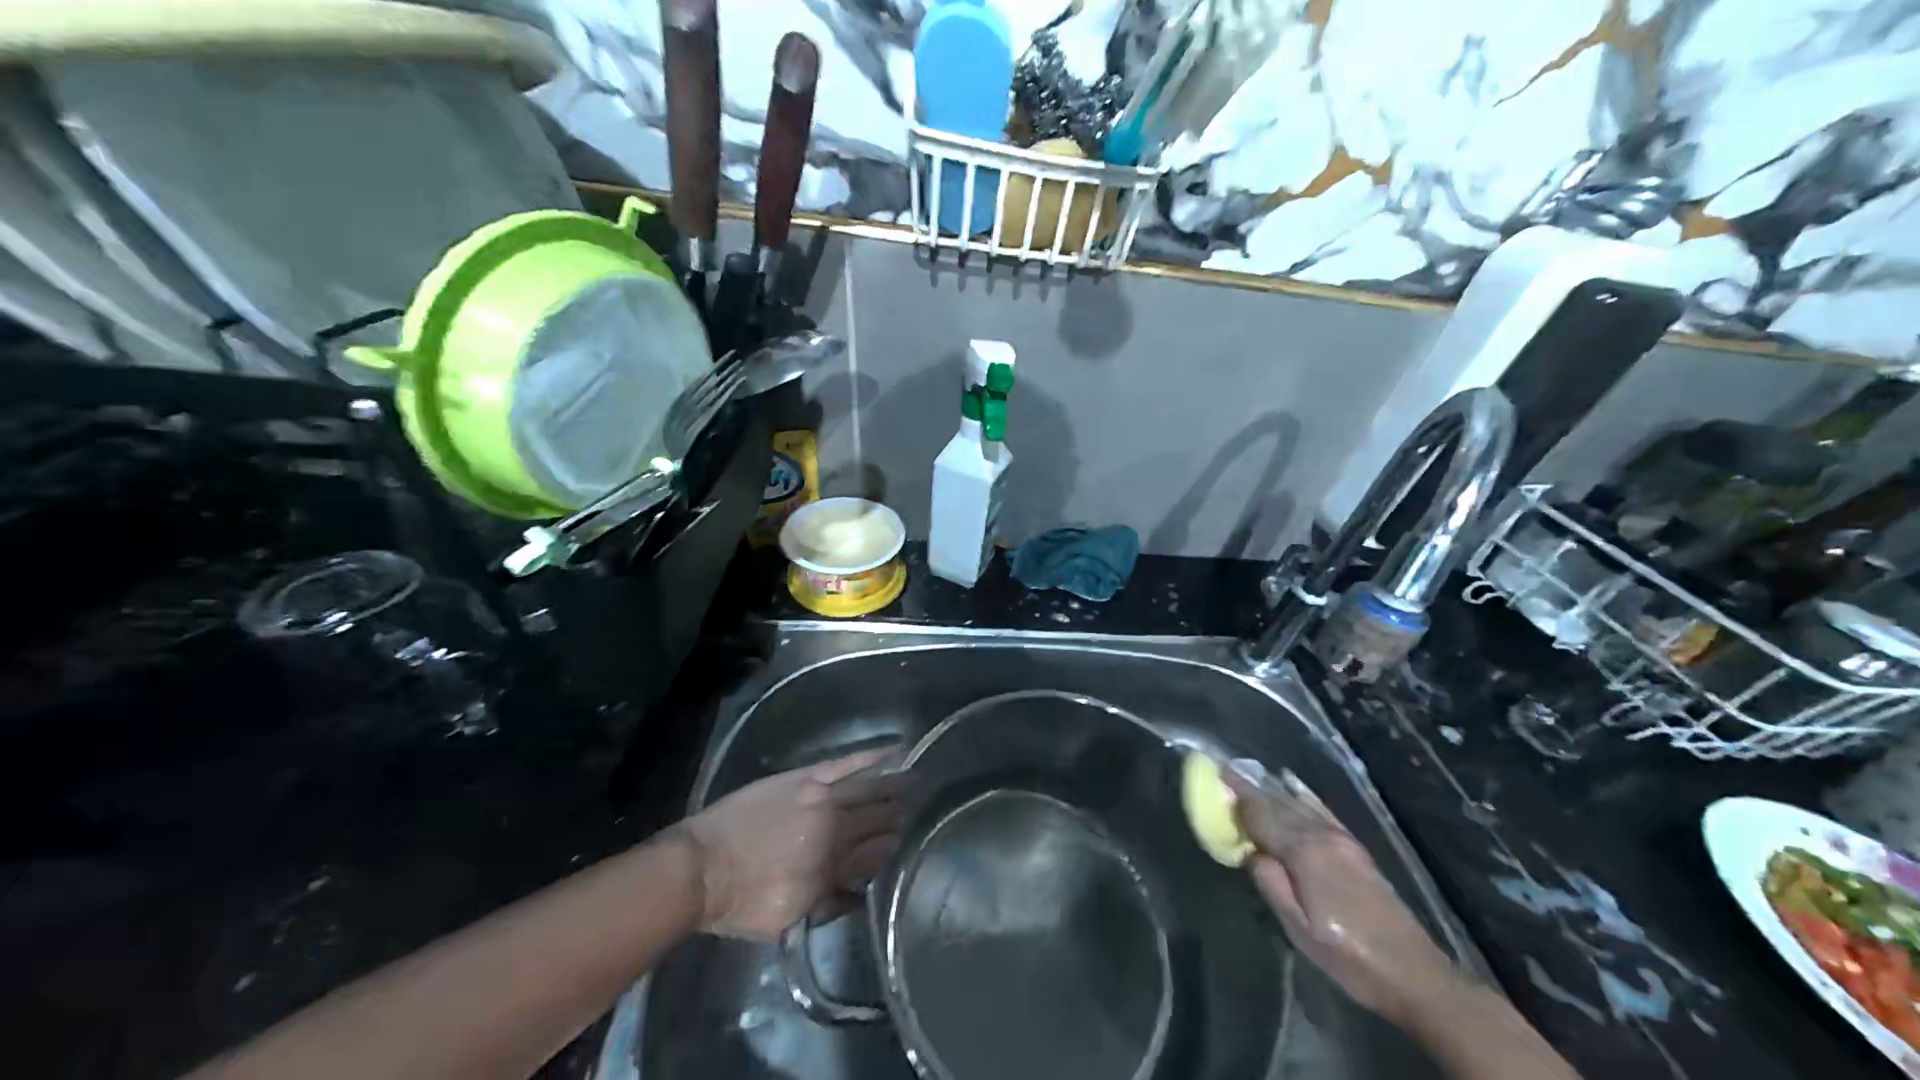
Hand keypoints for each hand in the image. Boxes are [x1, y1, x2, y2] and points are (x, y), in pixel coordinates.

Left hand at [679, 747, 903, 941]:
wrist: (699, 867)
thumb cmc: (738, 901)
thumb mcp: (785, 921)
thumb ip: (827, 907)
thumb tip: (859, 894)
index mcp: (831, 872)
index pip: (878, 857)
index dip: (893, 850)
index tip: (906, 843)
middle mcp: (834, 832)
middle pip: (880, 822)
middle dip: (900, 818)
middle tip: (921, 809)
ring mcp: (821, 799)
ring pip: (871, 790)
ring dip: (897, 786)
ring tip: (919, 779)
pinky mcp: (804, 778)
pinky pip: (846, 763)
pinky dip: (872, 756)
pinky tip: (895, 750)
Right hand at [1226, 761, 1457, 1023]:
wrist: (1414, 974)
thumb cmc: (1349, 958)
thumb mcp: (1299, 929)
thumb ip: (1270, 884)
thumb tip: (1250, 852)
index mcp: (1304, 854)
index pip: (1261, 816)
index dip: (1237, 797)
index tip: (1215, 774)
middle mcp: (1322, 836)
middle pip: (1279, 804)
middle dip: (1250, 787)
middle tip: (1225, 768)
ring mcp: (1341, 839)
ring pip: (1298, 804)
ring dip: (1272, 788)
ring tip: (1248, 772)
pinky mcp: (1355, 847)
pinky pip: (1321, 810)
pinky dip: (1303, 793)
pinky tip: (1292, 783)